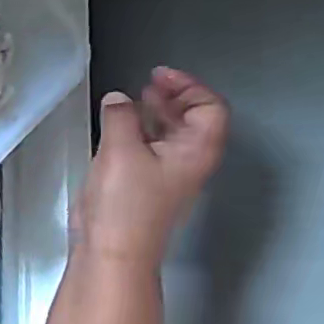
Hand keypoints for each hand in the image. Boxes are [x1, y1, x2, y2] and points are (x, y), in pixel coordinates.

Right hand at [77, 66, 228, 265]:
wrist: (113, 248)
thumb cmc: (125, 201)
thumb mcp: (121, 150)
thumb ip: (120, 116)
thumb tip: (118, 99)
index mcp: (196, 151)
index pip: (210, 108)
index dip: (188, 86)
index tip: (159, 75)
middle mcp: (188, 160)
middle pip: (194, 119)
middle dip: (174, 95)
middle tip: (150, 80)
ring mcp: (167, 173)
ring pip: (171, 133)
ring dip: (157, 111)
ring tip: (135, 96)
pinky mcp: (144, 182)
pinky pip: (150, 146)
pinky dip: (139, 128)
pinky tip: (120, 124)